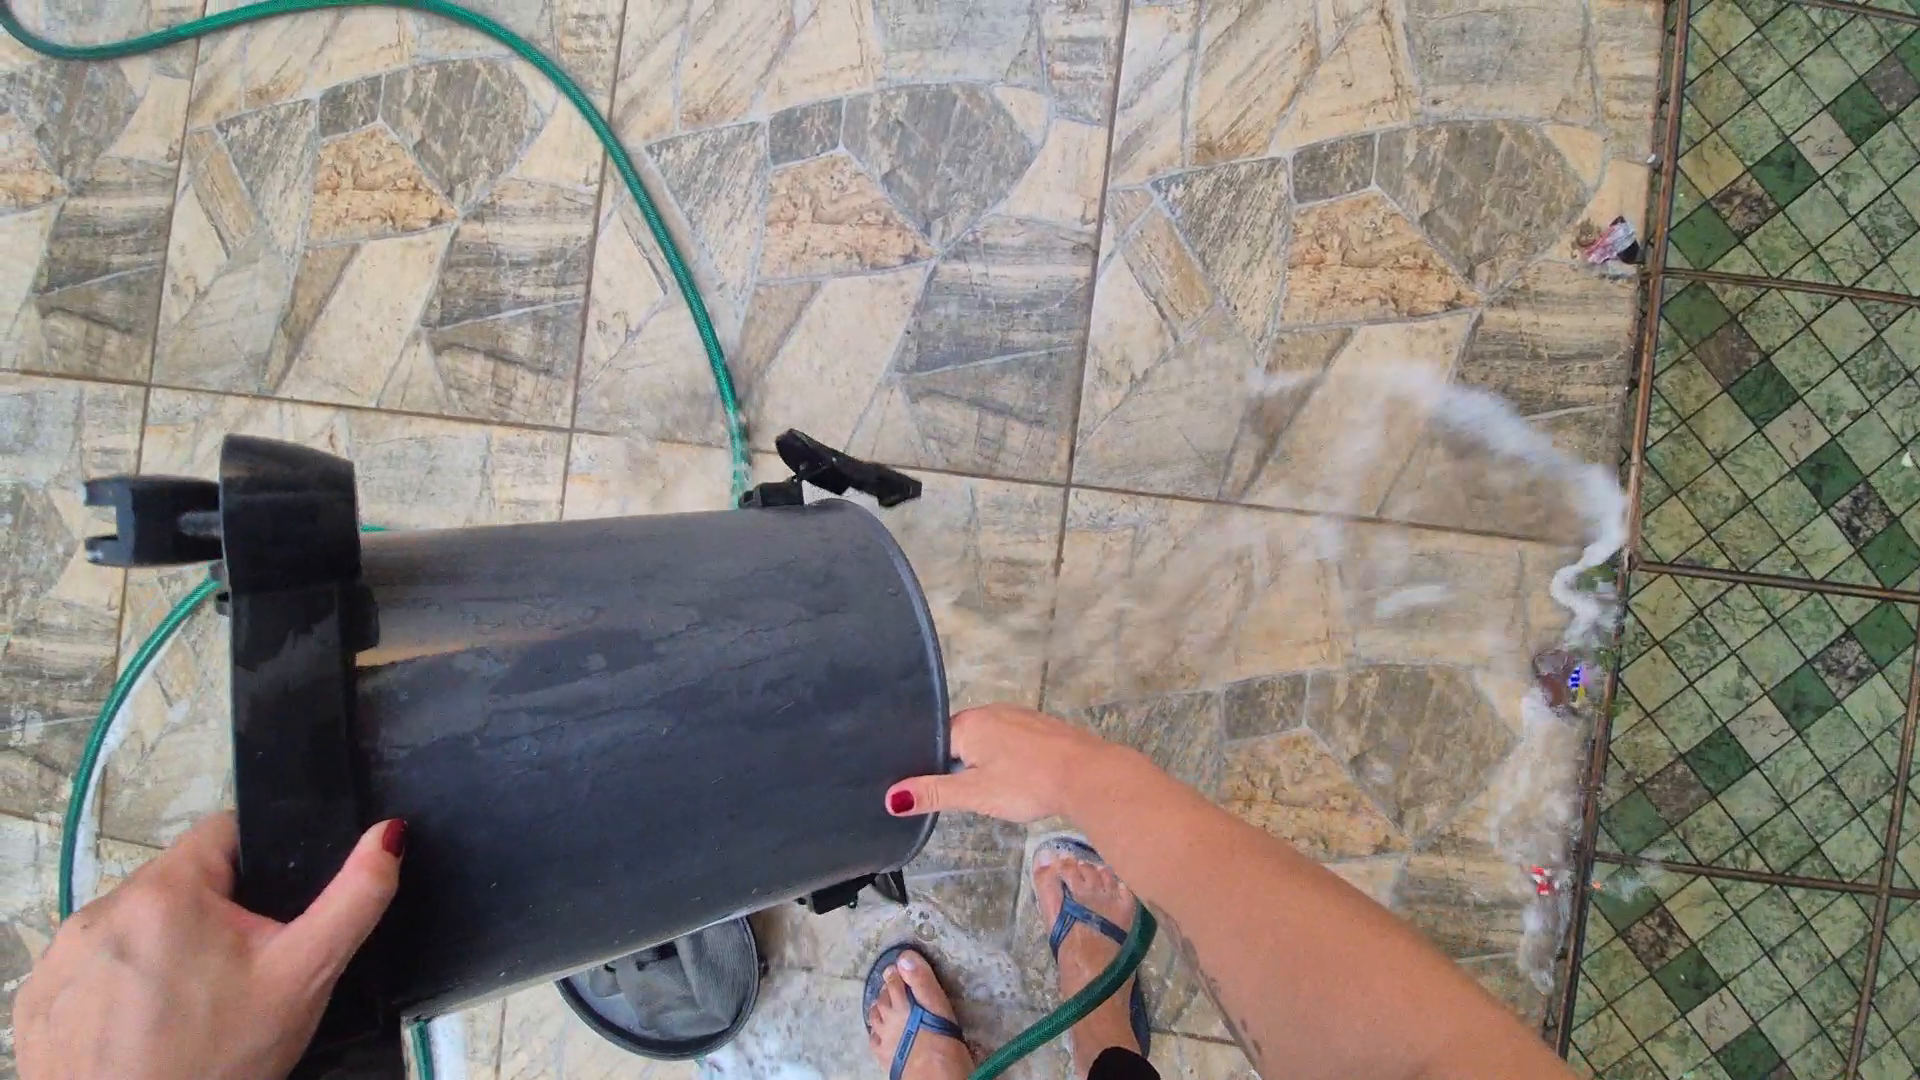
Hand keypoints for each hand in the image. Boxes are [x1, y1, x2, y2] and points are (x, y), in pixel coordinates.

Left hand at [16, 813, 404, 1079]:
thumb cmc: (218, 1057)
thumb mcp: (310, 968)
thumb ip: (359, 890)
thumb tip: (390, 831)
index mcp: (163, 892)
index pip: (227, 830)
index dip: (267, 857)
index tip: (278, 909)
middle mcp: (95, 916)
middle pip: (187, 877)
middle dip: (226, 905)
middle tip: (252, 959)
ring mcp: (54, 963)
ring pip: (146, 919)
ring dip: (179, 937)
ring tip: (206, 991)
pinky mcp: (35, 1005)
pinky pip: (104, 960)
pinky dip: (135, 975)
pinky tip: (158, 1017)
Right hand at [884, 703, 1132, 822]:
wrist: (1087, 775)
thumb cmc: (1026, 783)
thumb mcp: (975, 793)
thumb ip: (933, 793)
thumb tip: (890, 797)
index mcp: (968, 723)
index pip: (934, 742)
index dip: (929, 768)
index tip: (931, 791)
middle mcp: (990, 711)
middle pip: (960, 740)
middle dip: (958, 766)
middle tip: (964, 797)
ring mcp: (1018, 715)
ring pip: (988, 739)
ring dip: (985, 762)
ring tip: (992, 791)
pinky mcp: (1040, 725)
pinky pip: (1011, 739)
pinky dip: (1007, 757)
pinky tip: (1018, 778)